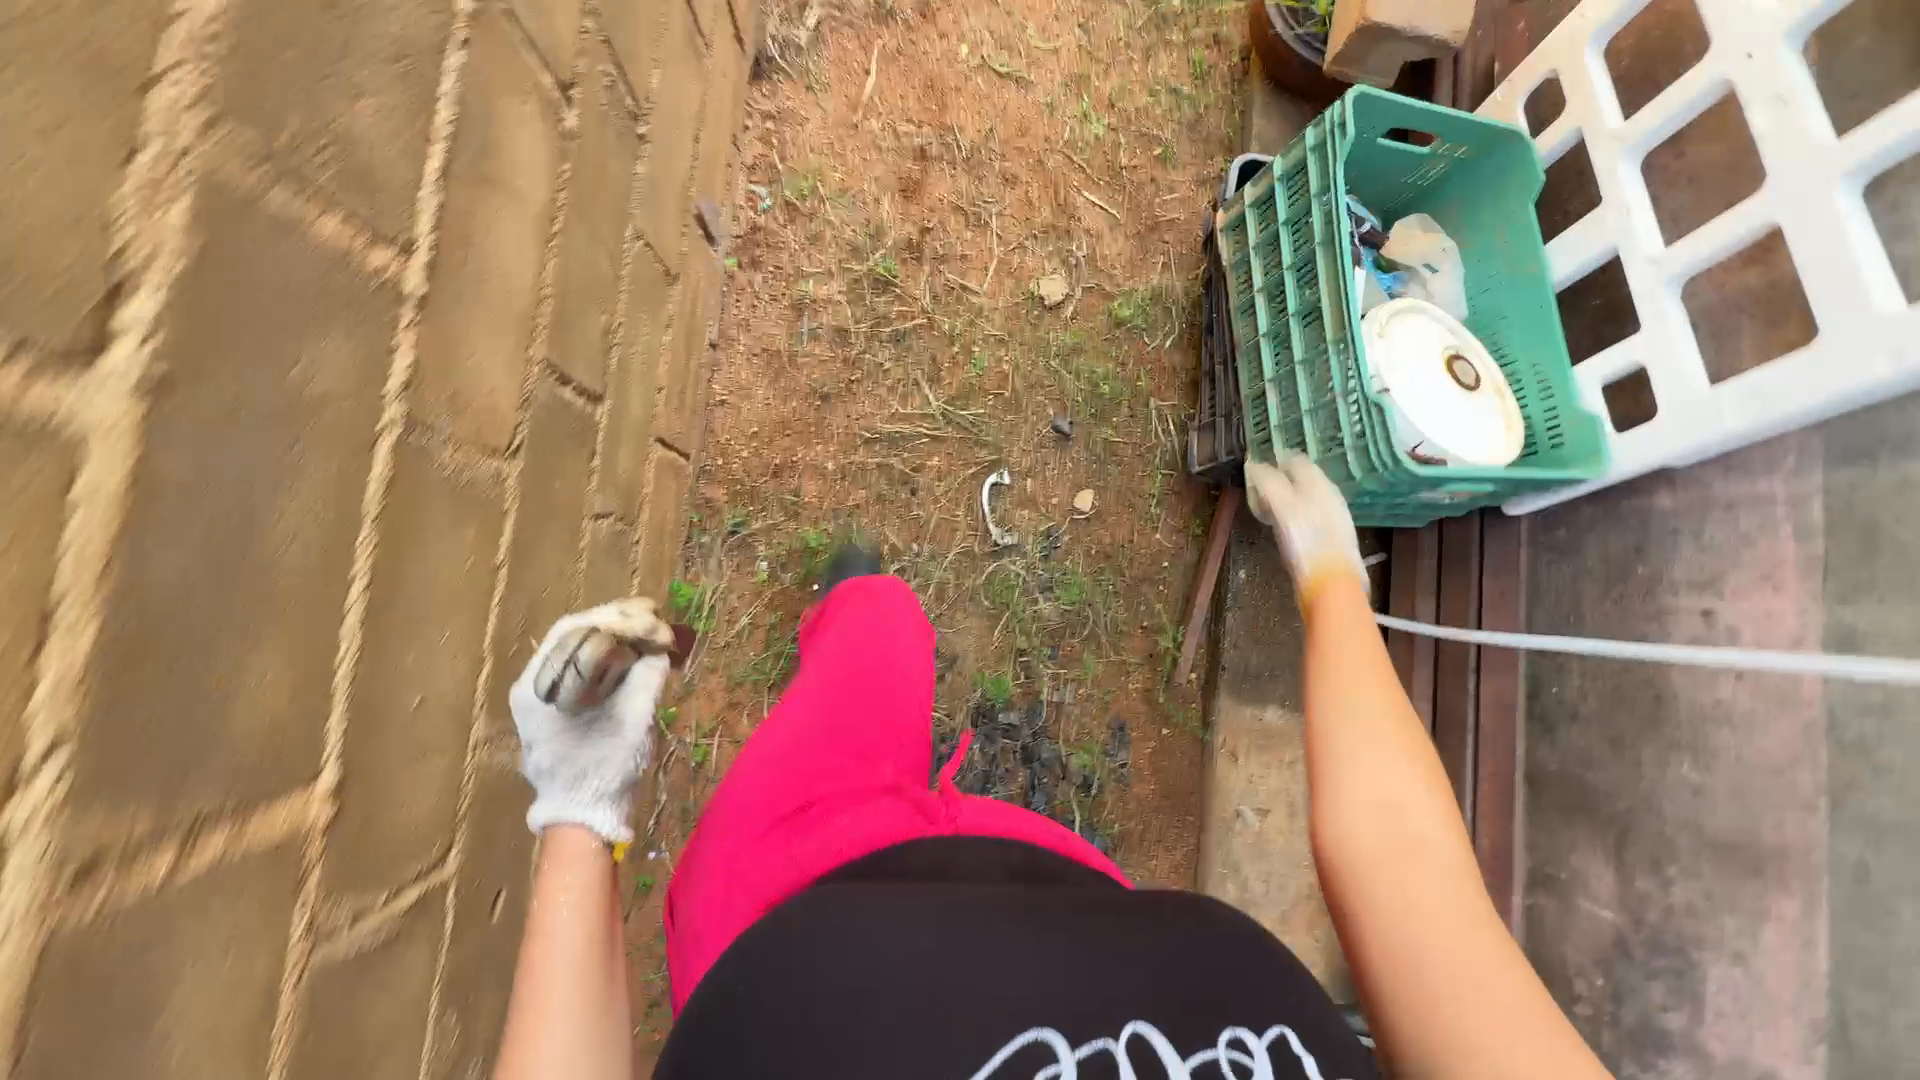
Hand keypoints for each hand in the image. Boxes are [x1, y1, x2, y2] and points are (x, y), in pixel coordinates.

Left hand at [509, 599, 675, 843]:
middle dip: (619, 621)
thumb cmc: (604, 771)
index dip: (617, 616)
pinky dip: (613, 655)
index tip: (653, 617)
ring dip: (618, 635)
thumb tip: (660, 649)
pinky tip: (638, 652)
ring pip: (580, 646)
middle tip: (657, 618)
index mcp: (539, 686)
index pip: (573, 629)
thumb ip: (646, 678)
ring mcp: (543, 694)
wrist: (583, 816)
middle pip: (575, 633)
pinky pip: (583, 666)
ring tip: (653, 632)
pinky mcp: (557, 705)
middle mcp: (534, 684)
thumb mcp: (634, 722)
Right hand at [1243, 456, 1366, 610]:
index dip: (1275, 460)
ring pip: (1309, 495)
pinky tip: (1287, 524)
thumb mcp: (1283, 508)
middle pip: (1304, 476)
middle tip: (1259, 485)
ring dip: (1289, 494)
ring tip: (1269, 504)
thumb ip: (1269, 483)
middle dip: (1282, 476)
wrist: (1332, 582)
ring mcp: (1333, 515)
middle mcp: (1329, 495)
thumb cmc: (1306, 542)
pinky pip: (1312, 513)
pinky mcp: (1332, 535)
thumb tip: (1254, 464)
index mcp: (1319, 484)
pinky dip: (1296, 512)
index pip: (1296, 460)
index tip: (1255, 466)